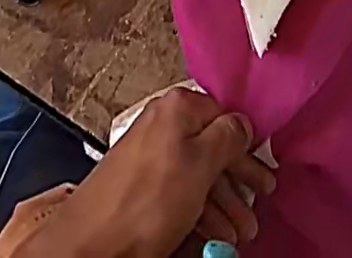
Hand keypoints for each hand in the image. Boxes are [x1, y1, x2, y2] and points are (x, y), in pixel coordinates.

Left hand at [4, 89, 276, 257]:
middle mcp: (163, 122)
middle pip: (213, 146)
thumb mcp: (201, 163)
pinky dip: (200, 209)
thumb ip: (229, 137)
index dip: (248, 146)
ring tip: (240, 229)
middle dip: (237, 180)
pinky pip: (179, 190)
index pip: (226, 116)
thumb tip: (243, 123)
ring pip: (198, 172)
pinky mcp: (139, 183)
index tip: (263, 168)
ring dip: (223, 201)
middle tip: (257, 200)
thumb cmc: (143, 203)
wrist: (88, 246)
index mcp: (178, 107)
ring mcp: (150, 153)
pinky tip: (214, 231)